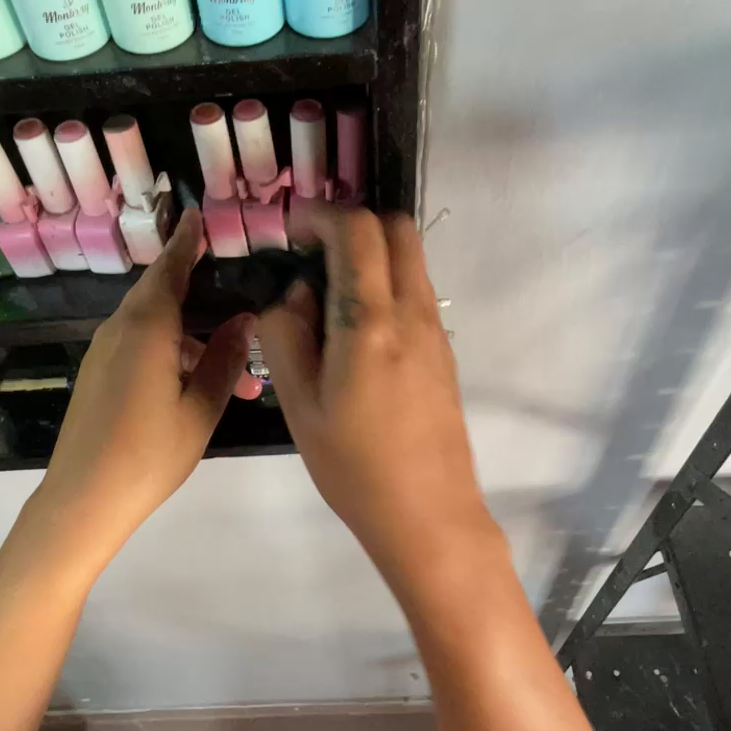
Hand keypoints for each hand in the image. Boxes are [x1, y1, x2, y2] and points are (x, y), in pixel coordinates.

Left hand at [32, 209, 257, 552]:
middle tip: (239, 298)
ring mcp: (103, 353)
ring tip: (235, 370)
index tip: (198, 214)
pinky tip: (196, 382)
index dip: (186, 242)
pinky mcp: (97, 375)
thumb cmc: (149, 454)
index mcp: (147, 328)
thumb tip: (245, 319)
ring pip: (154, 325)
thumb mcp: (200, 408)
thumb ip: (225, 359)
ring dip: (193, 337)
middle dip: (201, 294)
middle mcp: (119, 329)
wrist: (83, 498)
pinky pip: (139, 345)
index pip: (169, 269)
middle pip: (161, 294)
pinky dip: (171, 351)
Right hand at [259, 206, 496, 579]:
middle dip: (353, 223)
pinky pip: (416, 292)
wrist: (428, 514)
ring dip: (372, 255)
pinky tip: (356, 329)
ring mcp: (436, 331)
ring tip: (329, 295)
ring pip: (411, 259)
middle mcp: (412, 313)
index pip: (357, 232)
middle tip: (313, 253)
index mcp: (369, 322)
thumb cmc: (353, 467)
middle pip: (396, 228)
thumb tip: (294, 295)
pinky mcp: (445, 352)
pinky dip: (386, 284)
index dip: (321, 215)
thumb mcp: (298, 406)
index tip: (293, 230)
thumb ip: (286, 337)